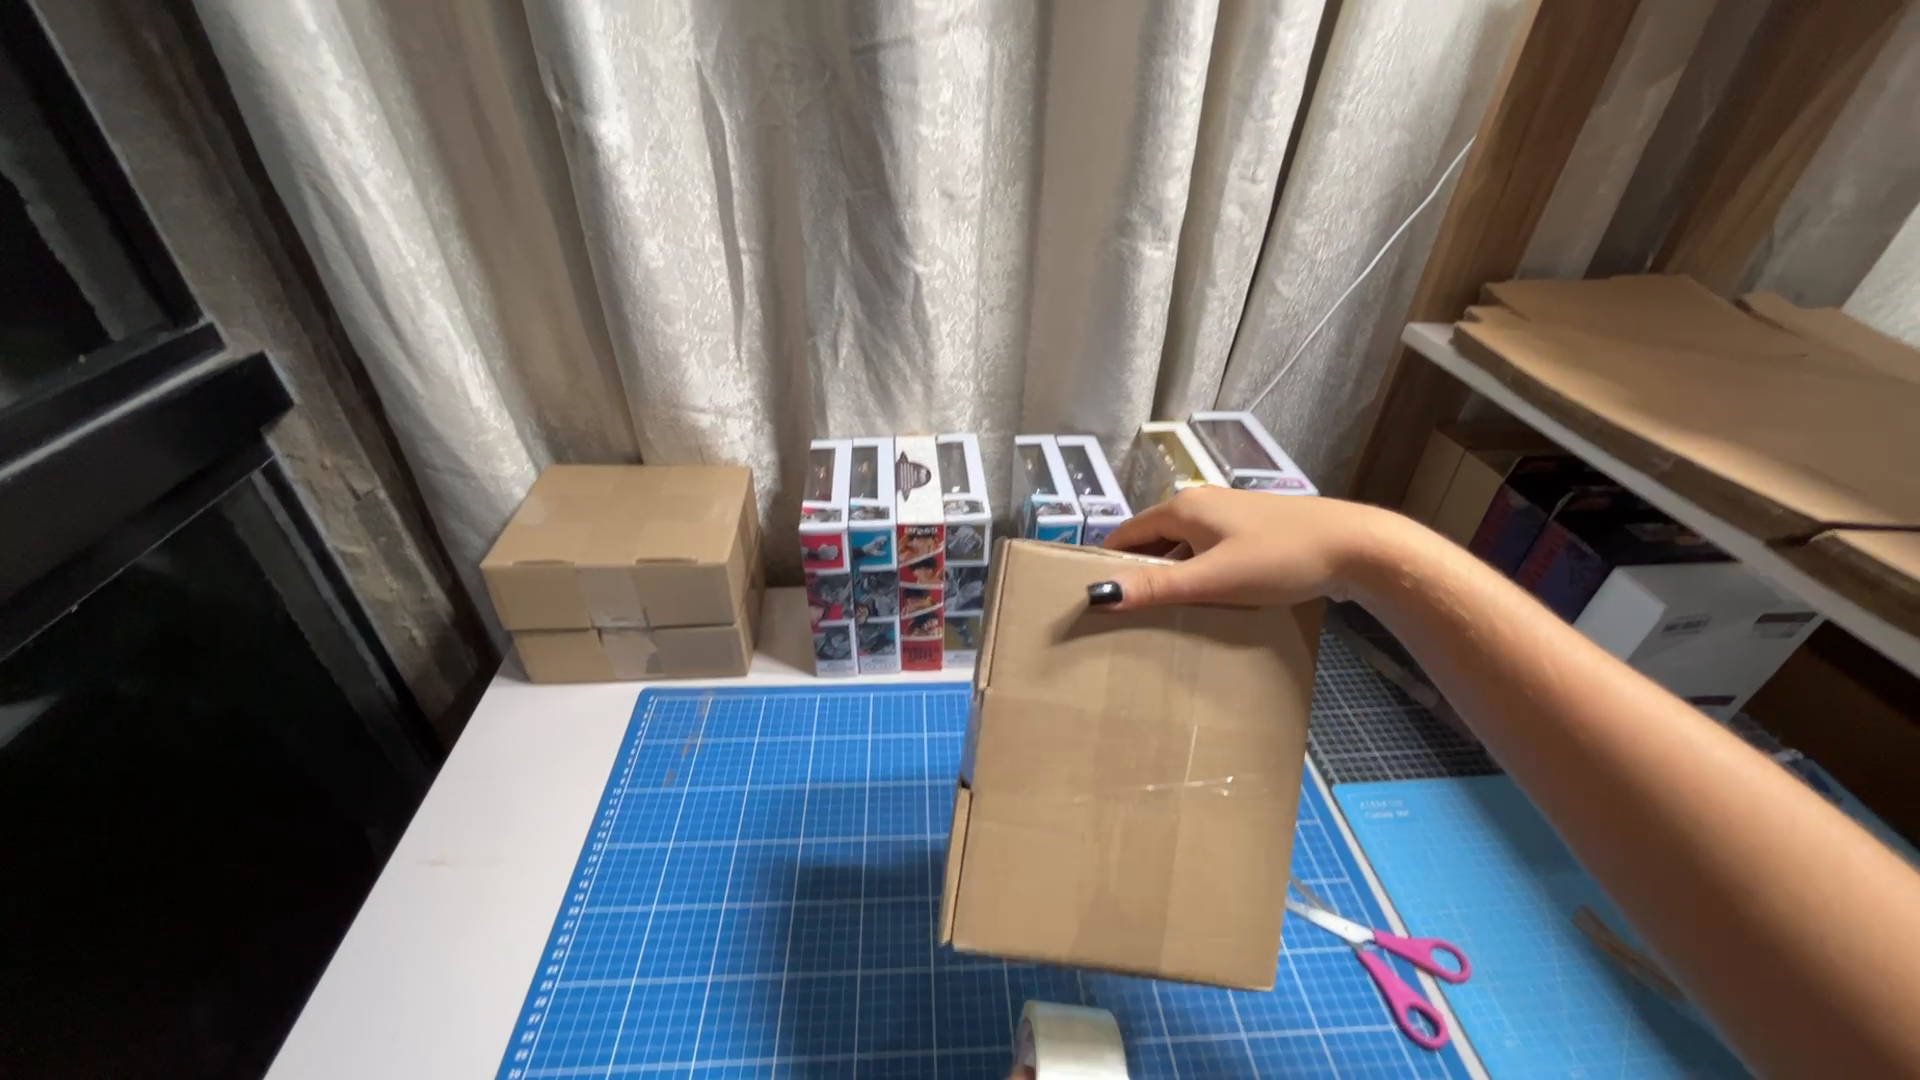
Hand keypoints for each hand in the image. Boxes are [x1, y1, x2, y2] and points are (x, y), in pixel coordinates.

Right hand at [1091, 488, 1400, 610]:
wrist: (1355, 547)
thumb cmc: (1278, 561)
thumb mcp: (1212, 579)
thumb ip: (1156, 587)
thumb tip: (1097, 595)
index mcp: (1183, 508)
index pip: (1127, 533)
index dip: (1107, 561)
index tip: (1092, 595)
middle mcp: (1201, 503)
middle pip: (1152, 537)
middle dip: (1135, 568)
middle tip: (1121, 609)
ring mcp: (1229, 515)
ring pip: (1181, 544)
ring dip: (1167, 572)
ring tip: (1157, 609)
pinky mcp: (1252, 529)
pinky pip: (1206, 549)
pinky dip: (1194, 570)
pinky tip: (1202, 597)